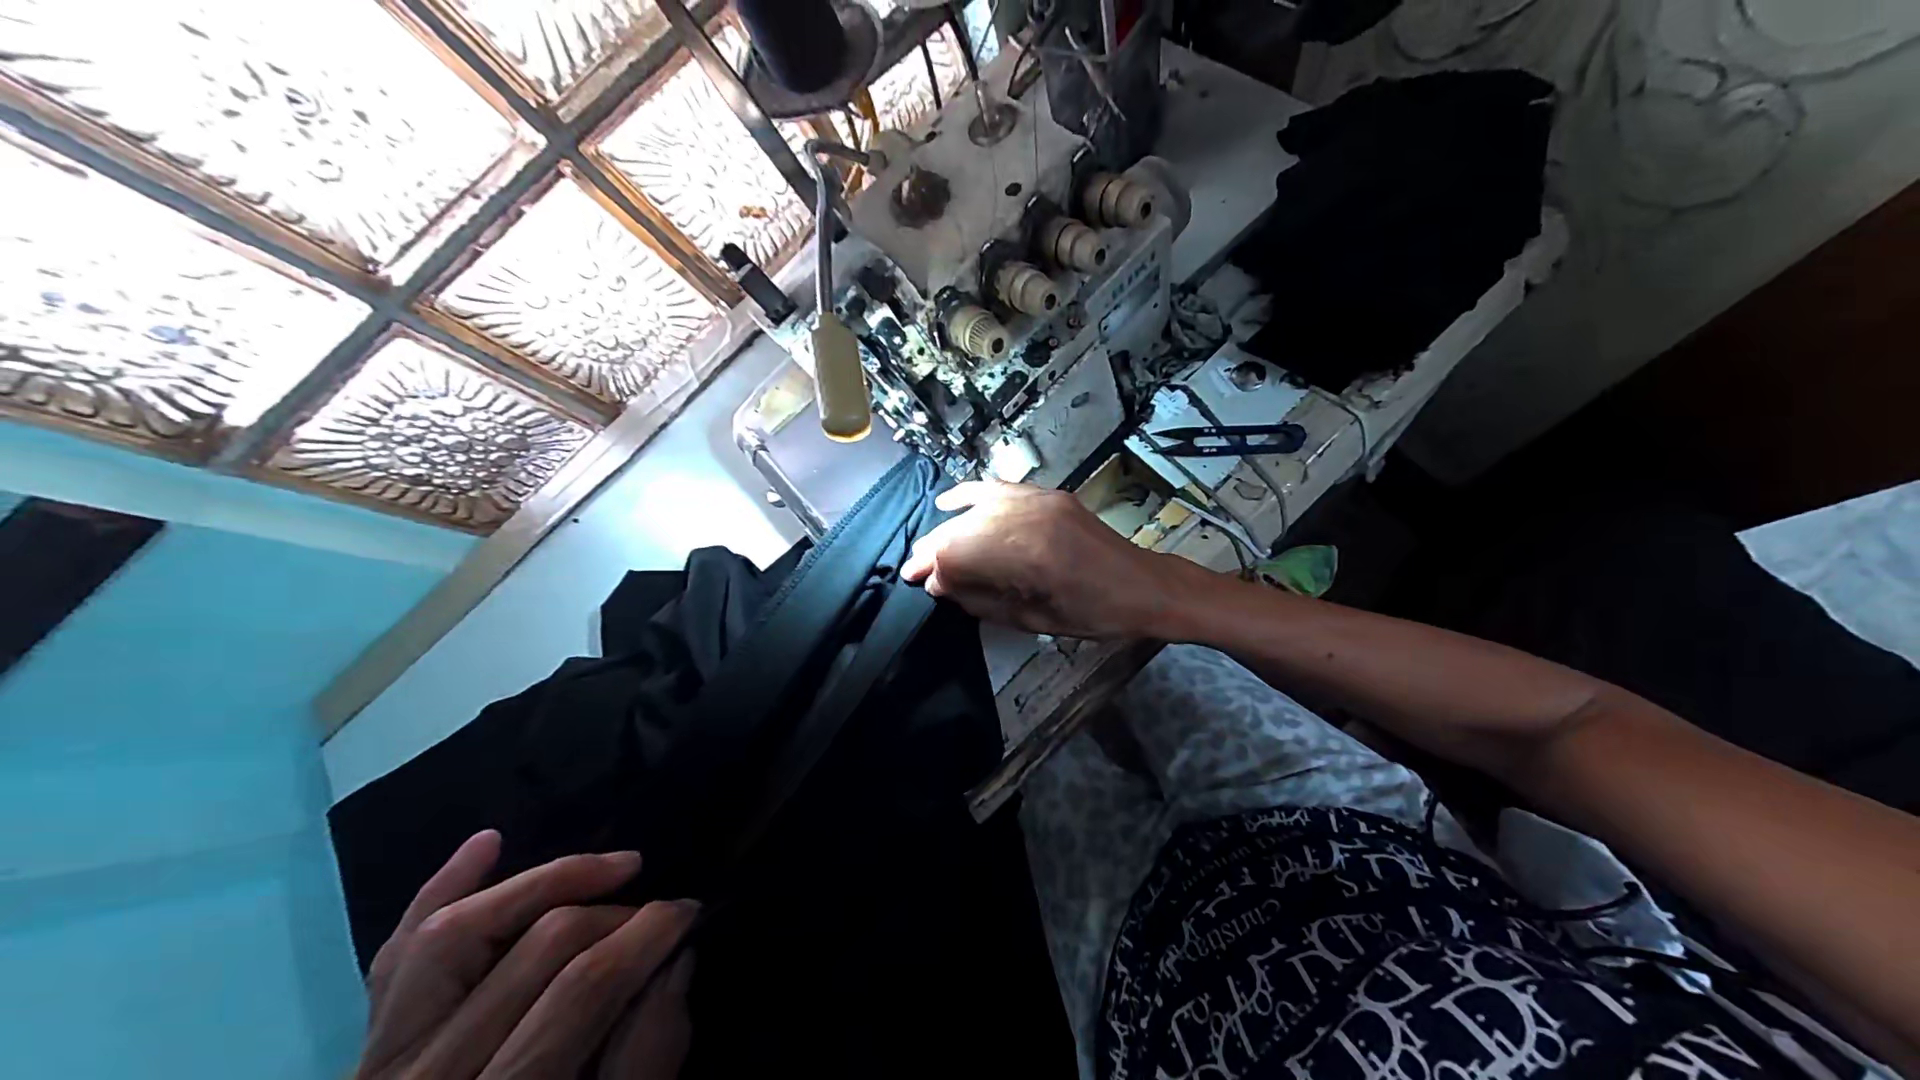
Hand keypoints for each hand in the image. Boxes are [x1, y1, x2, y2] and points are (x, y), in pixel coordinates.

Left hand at [356, 830, 698, 1079]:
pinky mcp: (369, 1044)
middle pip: (536, 951)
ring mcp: (381, 1060)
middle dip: (616, 916)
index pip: (583, 990)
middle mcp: (425, 1079)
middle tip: (662, 912)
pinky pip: (397, 953)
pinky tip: (489, 841)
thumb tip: (676, 961)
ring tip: (613, 865)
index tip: (689, 913)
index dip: (645, 938)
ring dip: (544, 880)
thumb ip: (647, 1057)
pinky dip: (440, 888)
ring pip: (459, 932)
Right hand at [901, 479, 1182, 637]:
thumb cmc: (1093, 614)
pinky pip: (999, 489)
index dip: (934, 569)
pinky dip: (971, 494)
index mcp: (1027, 556)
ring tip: (929, 547)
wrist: (1142, 585)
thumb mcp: (1033, 619)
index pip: (959, 554)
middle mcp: (1029, 519)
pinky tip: (948, 501)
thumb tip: (940, 585)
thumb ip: (981, 600)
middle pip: (962, 528)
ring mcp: (1040, 500)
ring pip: (975, 508)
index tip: (918, 583)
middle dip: (933, 550)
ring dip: (948, 528)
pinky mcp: (1047, 494)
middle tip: (914, 570)